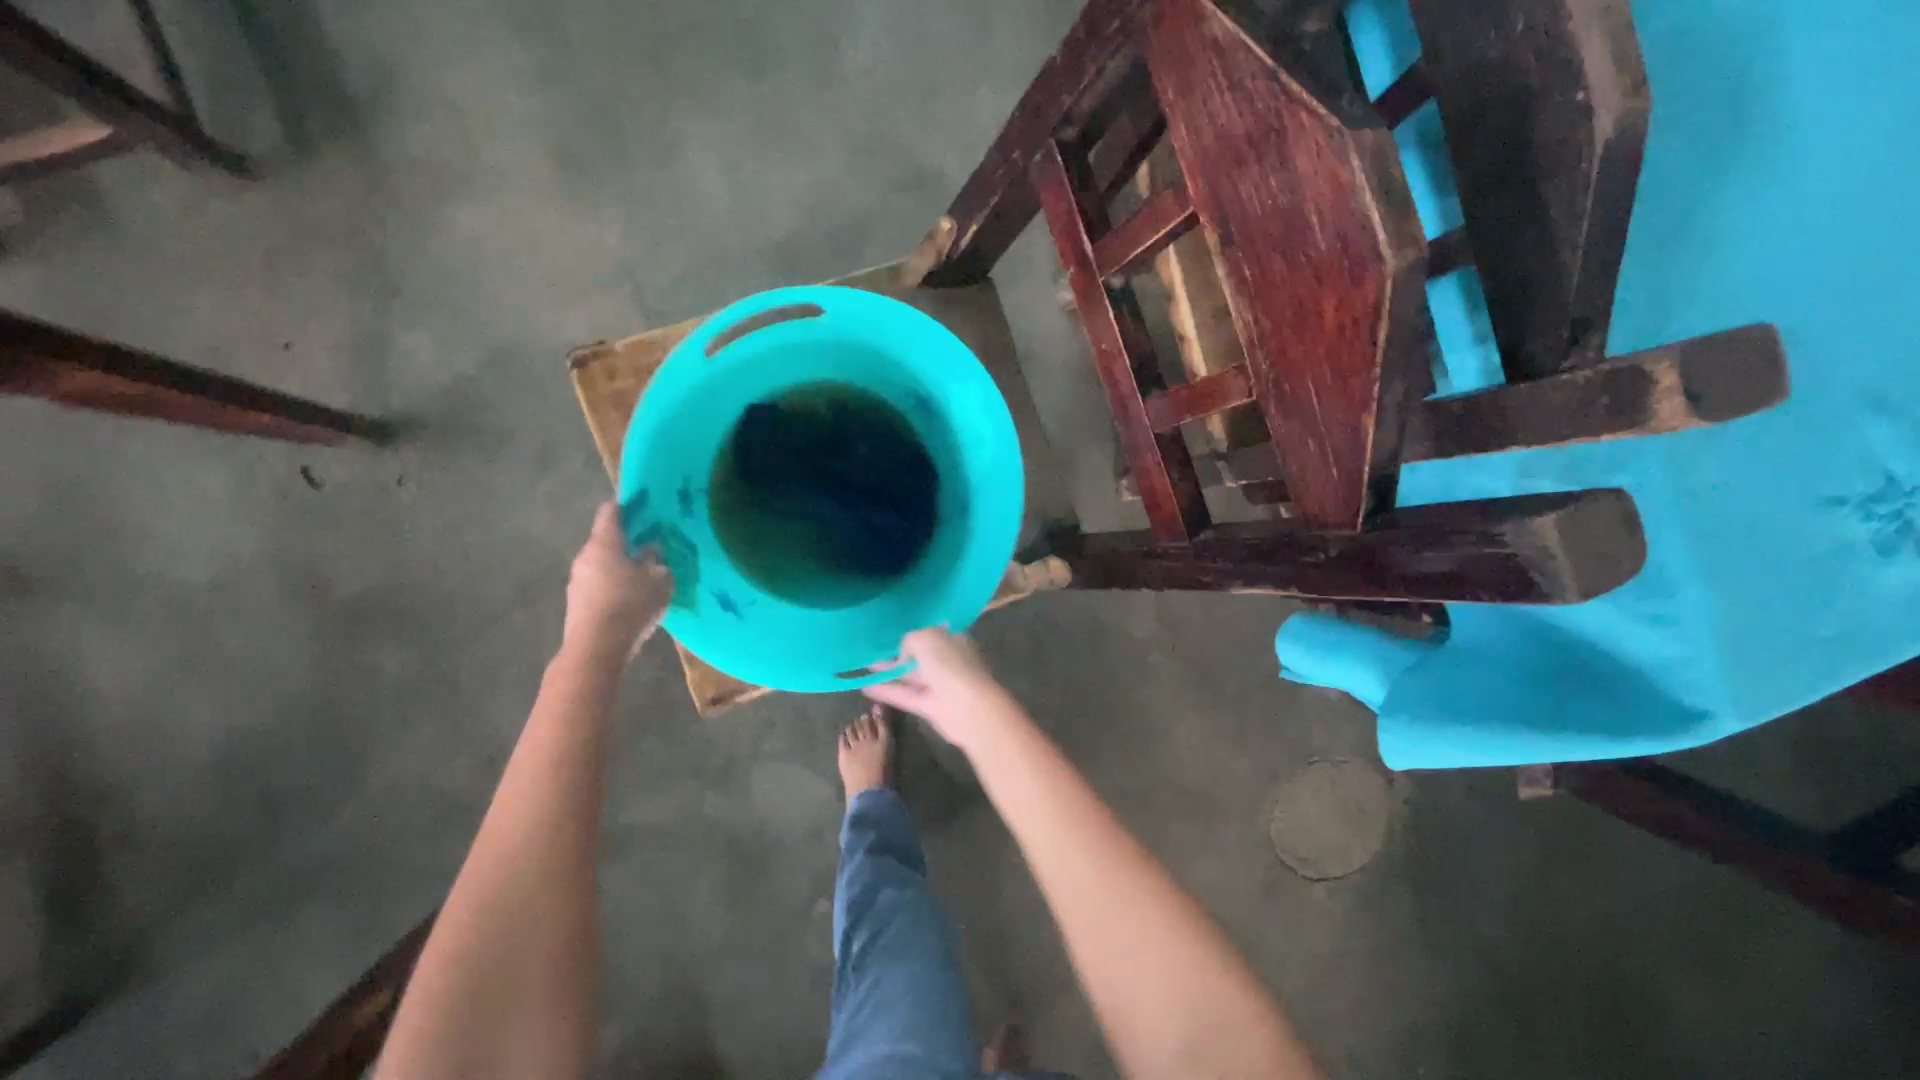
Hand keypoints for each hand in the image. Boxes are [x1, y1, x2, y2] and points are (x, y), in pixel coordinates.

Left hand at [563, 503, 672, 660]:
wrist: (595, 650)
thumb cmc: (629, 607)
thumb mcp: (659, 583)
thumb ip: (659, 563)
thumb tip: (654, 553)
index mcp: (604, 544)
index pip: (611, 512)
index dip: (627, 504)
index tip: (643, 502)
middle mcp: (585, 557)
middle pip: (607, 540)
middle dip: (628, 540)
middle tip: (652, 543)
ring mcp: (577, 581)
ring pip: (602, 564)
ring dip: (621, 565)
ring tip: (645, 575)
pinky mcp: (577, 603)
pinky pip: (598, 585)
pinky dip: (614, 585)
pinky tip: (631, 599)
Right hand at [862, 628, 1022, 754]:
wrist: (970, 708)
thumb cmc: (951, 666)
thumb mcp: (927, 638)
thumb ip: (911, 639)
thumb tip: (904, 654)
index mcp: (954, 641)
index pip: (932, 633)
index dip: (913, 632)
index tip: (892, 632)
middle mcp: (947, 661)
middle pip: (919, 656)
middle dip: (897, 653)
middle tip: (871, 649)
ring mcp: (939, 685)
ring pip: (910, 676)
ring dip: (888, 671)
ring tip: (864, 665)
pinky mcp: (929, 706)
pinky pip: (905, 695)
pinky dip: (887, 691)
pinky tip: (865, 686)